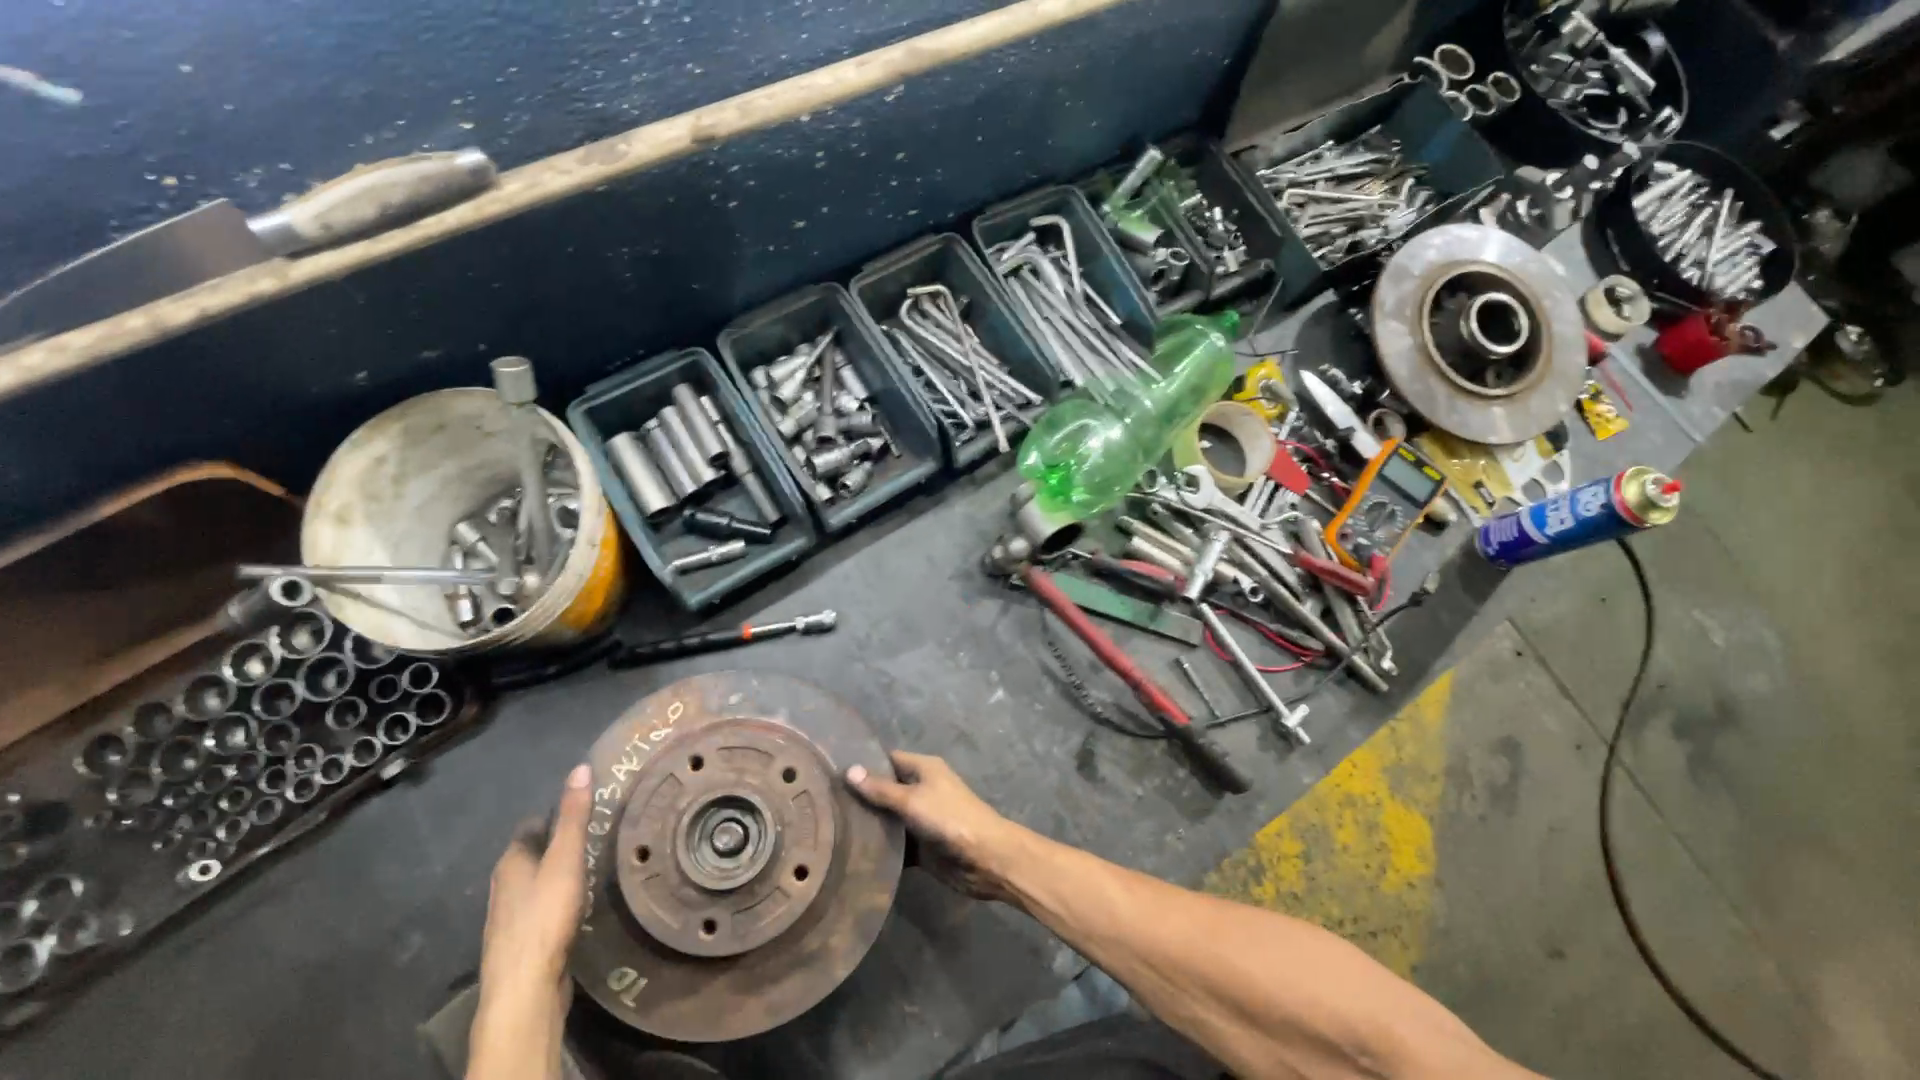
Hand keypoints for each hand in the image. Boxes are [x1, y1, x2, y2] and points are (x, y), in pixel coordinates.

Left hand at [467, 763, 590, 1079]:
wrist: (525, 986)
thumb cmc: (544, 916)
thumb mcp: (566, 859)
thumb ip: (574, 816)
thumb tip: (580, 767)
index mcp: (511, 860)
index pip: (532, 825)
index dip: (556, 816)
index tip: (585, 811)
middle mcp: (502, 885)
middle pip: (532, 855)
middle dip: (557, 846)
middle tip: (595, 839)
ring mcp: (508, 917)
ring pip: (534, 886)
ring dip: (555, 877)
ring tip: (590, 872)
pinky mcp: (520, 943)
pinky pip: (539, 912)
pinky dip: (555, 904)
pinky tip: (576, 910)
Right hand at [845, 751, 1026, 902]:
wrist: (985, 858)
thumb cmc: (949, 818)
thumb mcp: (911, 800)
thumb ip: (880, 789)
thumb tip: (849, 770)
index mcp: (924, 769)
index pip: (887, 760)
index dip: (863, 764)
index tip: (830, 770)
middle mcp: (922, 790)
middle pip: (886, 791)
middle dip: (861, 798)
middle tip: (822, 804)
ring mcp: (922, 819)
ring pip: (889, 819)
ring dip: (869, 826)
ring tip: (828, 829)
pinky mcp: (922, 847)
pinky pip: (896, 845)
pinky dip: (880, 849)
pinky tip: (851, 854)